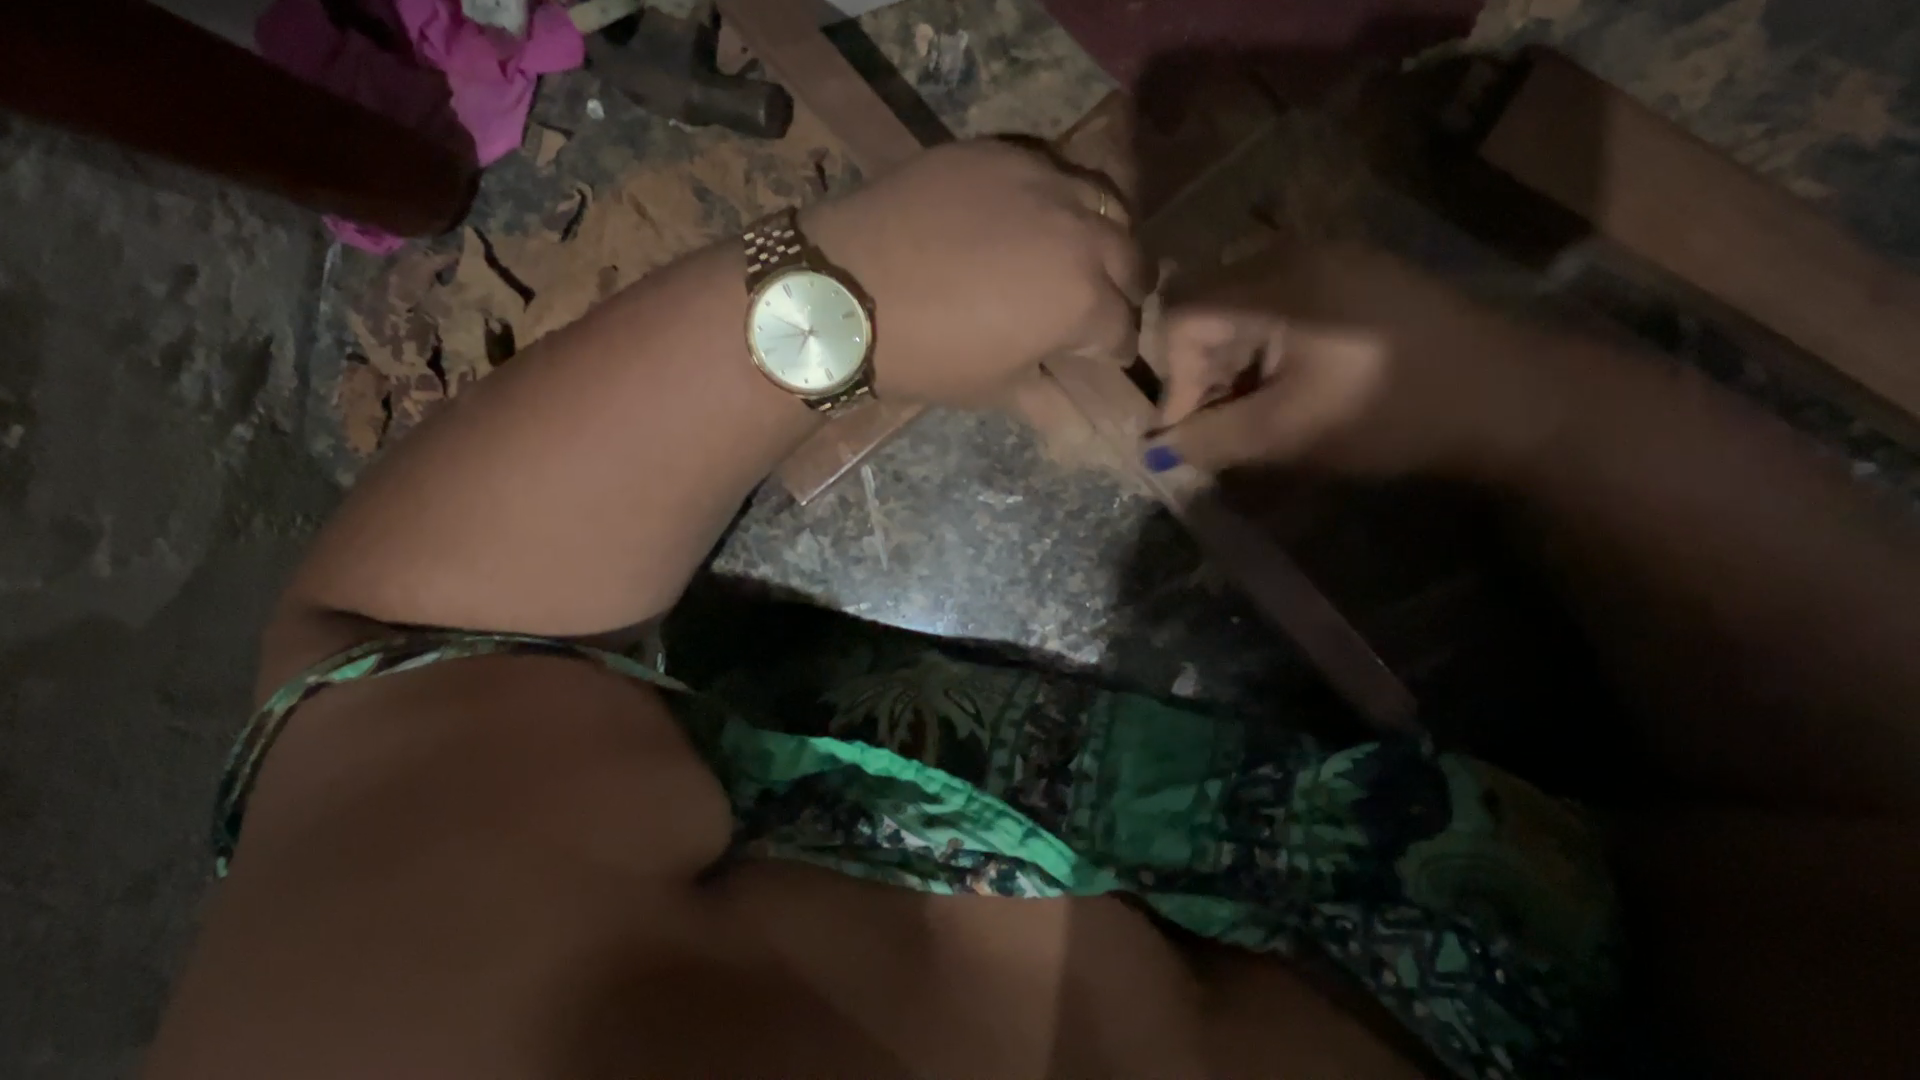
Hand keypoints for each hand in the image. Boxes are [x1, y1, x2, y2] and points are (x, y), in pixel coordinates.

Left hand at [801, 140, 1149, 406]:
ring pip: (1104, 202)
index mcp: (1082, 302)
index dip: (1114, 348)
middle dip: (1122, 288)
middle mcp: (1079, 235)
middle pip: (1131, 259)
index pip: (1123, 328)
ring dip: (1102, 233)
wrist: (842, 291)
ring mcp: (1041, 182)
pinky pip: (1053, 166)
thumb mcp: (991, 388)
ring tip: (1076, 251)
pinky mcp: (1000, 151)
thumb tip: (1074, 415)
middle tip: (1097, 304)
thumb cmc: (923, 356)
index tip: (1102, 354)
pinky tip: (1033, 214)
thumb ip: (1046, 395)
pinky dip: (1057, 194)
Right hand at [1146, 245, 1570, 478]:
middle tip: (1220, 428)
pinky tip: (1293, 389)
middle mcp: (1294, 252)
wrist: (1516, 398)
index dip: (1172, 378)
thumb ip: (1210, 439)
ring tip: (1257, 415)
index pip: (1179, 313)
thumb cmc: (1390, 412)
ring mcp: (1333, 259)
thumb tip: (1157, 449)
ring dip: (1234, 365)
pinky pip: (1285, 306)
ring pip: (1246, 308)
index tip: (1188, 434)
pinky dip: (1270, 351)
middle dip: (1201, 373)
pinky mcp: (1360, 277)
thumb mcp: (1287, 433)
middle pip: (1209, 306)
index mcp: (1273, 280)